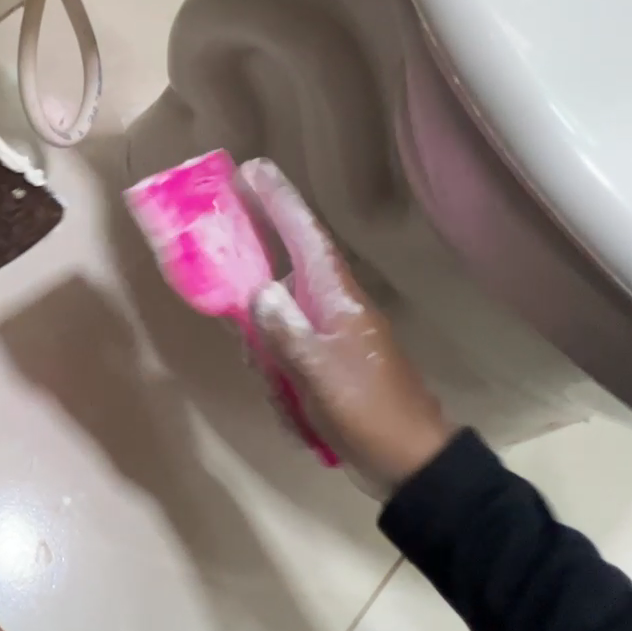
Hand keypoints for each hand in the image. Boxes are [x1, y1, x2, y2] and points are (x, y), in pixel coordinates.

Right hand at [240, 159, 453, 495]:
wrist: (409, 463)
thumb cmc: (370, 411)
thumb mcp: (322, 374)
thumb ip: (287, 330)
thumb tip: (257, 289)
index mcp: (336, 296)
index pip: (305, 234)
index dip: (279, 199)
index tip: (253, 168)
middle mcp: (328, 303)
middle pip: (282, 261)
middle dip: (253, 259)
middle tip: (222, 250)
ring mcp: (324, 331)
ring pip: (274, 311)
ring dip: (262, 339)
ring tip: (275, 380)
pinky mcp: (318, 357)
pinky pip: (280, 345)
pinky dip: (271, 365)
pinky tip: (282, 397)